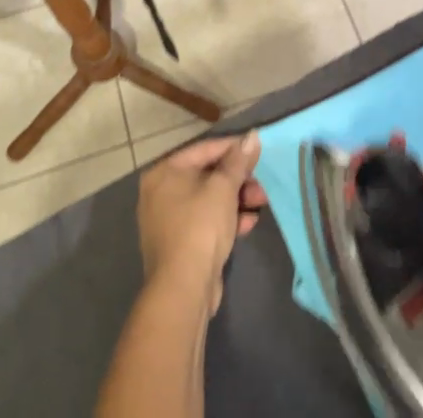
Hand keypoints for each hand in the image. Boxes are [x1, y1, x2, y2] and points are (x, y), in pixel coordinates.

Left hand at [136, 132, 267, 312]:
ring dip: (237, 199)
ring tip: (261, 204)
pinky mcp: (179, 242)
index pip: (204, 149)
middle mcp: (161, 192)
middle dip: (238, 180)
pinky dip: (226, 219)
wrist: (183, 286)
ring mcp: (168, 219)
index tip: (259, 151)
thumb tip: (252, 136)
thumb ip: (238, 161)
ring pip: (209, 199)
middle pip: (207, 175)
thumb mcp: (223, 188)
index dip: (234, 148)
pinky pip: (205, 220)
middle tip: (262, 185)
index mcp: (164, 172)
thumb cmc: (200, 226)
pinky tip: (248, 224)